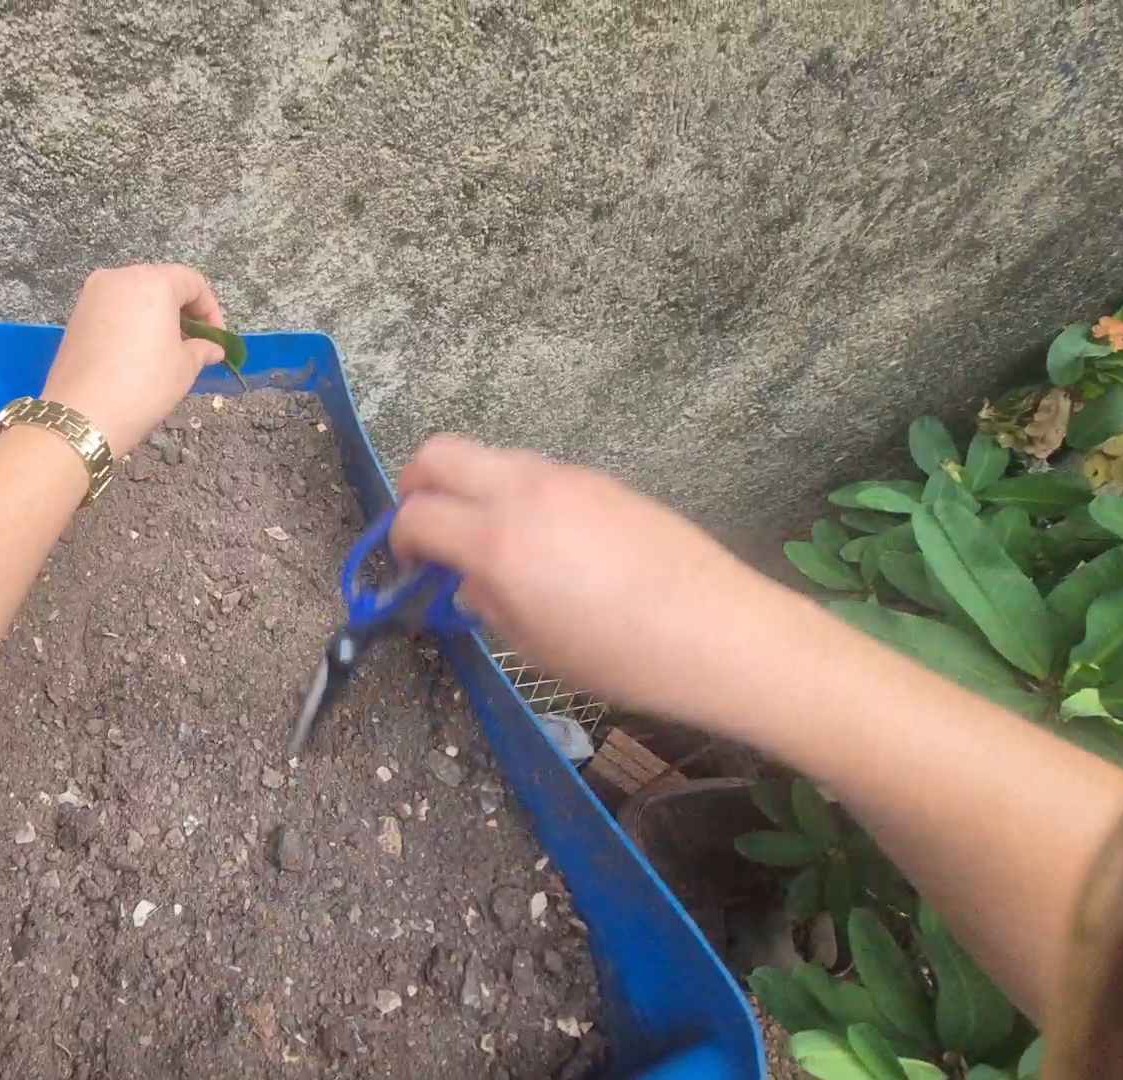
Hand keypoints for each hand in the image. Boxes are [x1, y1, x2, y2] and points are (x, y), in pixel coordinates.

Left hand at [42, 264, 228, 453]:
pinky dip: (132, 322)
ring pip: (135, 295)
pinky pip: (114, 309)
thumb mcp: (184, 368)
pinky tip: (138, 352)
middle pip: (161, 283)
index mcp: (152, 283)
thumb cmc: (143, 386)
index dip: (210, 309)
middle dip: (182, 311)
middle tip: (194, 343)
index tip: (216, 337)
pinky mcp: (77, 314)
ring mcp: (93, 294)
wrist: (84, 414)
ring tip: (167, 350)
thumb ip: (201, 350)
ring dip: (156, 316)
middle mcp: (120, 277)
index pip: (191, 282)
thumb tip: (212, 348)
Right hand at [390, 435, 810, 726]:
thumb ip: (483, 601)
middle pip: (437, 453)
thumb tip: (467, 581)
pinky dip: (510, 493)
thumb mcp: (531, 645)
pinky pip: (530, 470)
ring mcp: (564, 477)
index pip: (415, 515)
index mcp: (498, 541)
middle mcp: (523, 492)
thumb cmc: (619, 657)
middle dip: (414, 486)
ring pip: (486, 456)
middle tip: (426, 529)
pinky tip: (540, 539)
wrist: (724, 635)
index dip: (398, 540)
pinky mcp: (598, 479)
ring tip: (486, 538)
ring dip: (466, 487)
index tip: (409, 567)